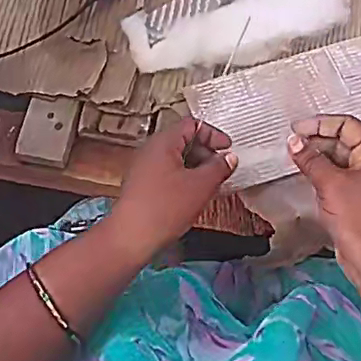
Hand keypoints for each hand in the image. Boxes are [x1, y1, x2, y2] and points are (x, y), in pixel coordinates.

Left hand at [97, 117, 236, 255]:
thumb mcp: (200, 186)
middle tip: (221, 169)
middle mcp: (150, 150)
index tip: (228, 150)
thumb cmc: (164, 208)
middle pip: (183, 140)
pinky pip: (167, 172)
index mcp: (163, 142)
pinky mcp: (142, 184)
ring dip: (196, 167)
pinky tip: (194, 195)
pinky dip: (184, 178)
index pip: (191, 124)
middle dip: (206, 151)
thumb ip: (218, 167)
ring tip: (211, 184)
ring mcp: (144, 167)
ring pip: (176, 158)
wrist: (131, 236)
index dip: (213, 134)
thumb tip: (229, 158)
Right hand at [285, 115, 360, 269]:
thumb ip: (310, 159)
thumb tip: (297, 143)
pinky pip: (340, 180)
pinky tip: (309, 180)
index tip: (299, 129)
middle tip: (295, 144)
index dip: (321, 124)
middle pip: (345, 142)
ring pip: (341, 162)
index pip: (349, 126)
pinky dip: (323, 176)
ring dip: (319, 159)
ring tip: (298, 160)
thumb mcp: (331, 184)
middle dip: (318, 141)